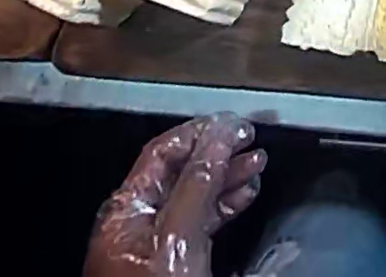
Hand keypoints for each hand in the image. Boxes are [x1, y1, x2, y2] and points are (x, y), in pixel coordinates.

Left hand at [84, 114, 266, 276]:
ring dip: (227, 176)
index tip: (237, 124)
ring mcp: (154, 247)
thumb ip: (199, 181)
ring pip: (194, 195)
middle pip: (181, 171)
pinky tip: (247, 195)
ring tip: (259, 165)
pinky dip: (225, 205)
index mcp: (126, 210)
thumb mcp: (179, 237)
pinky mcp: (172, 267)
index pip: (163, 151)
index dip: (201, 132)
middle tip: (253, 140)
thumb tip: (222, 131)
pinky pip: (200, 222)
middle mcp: (137, 222)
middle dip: (219, 153)